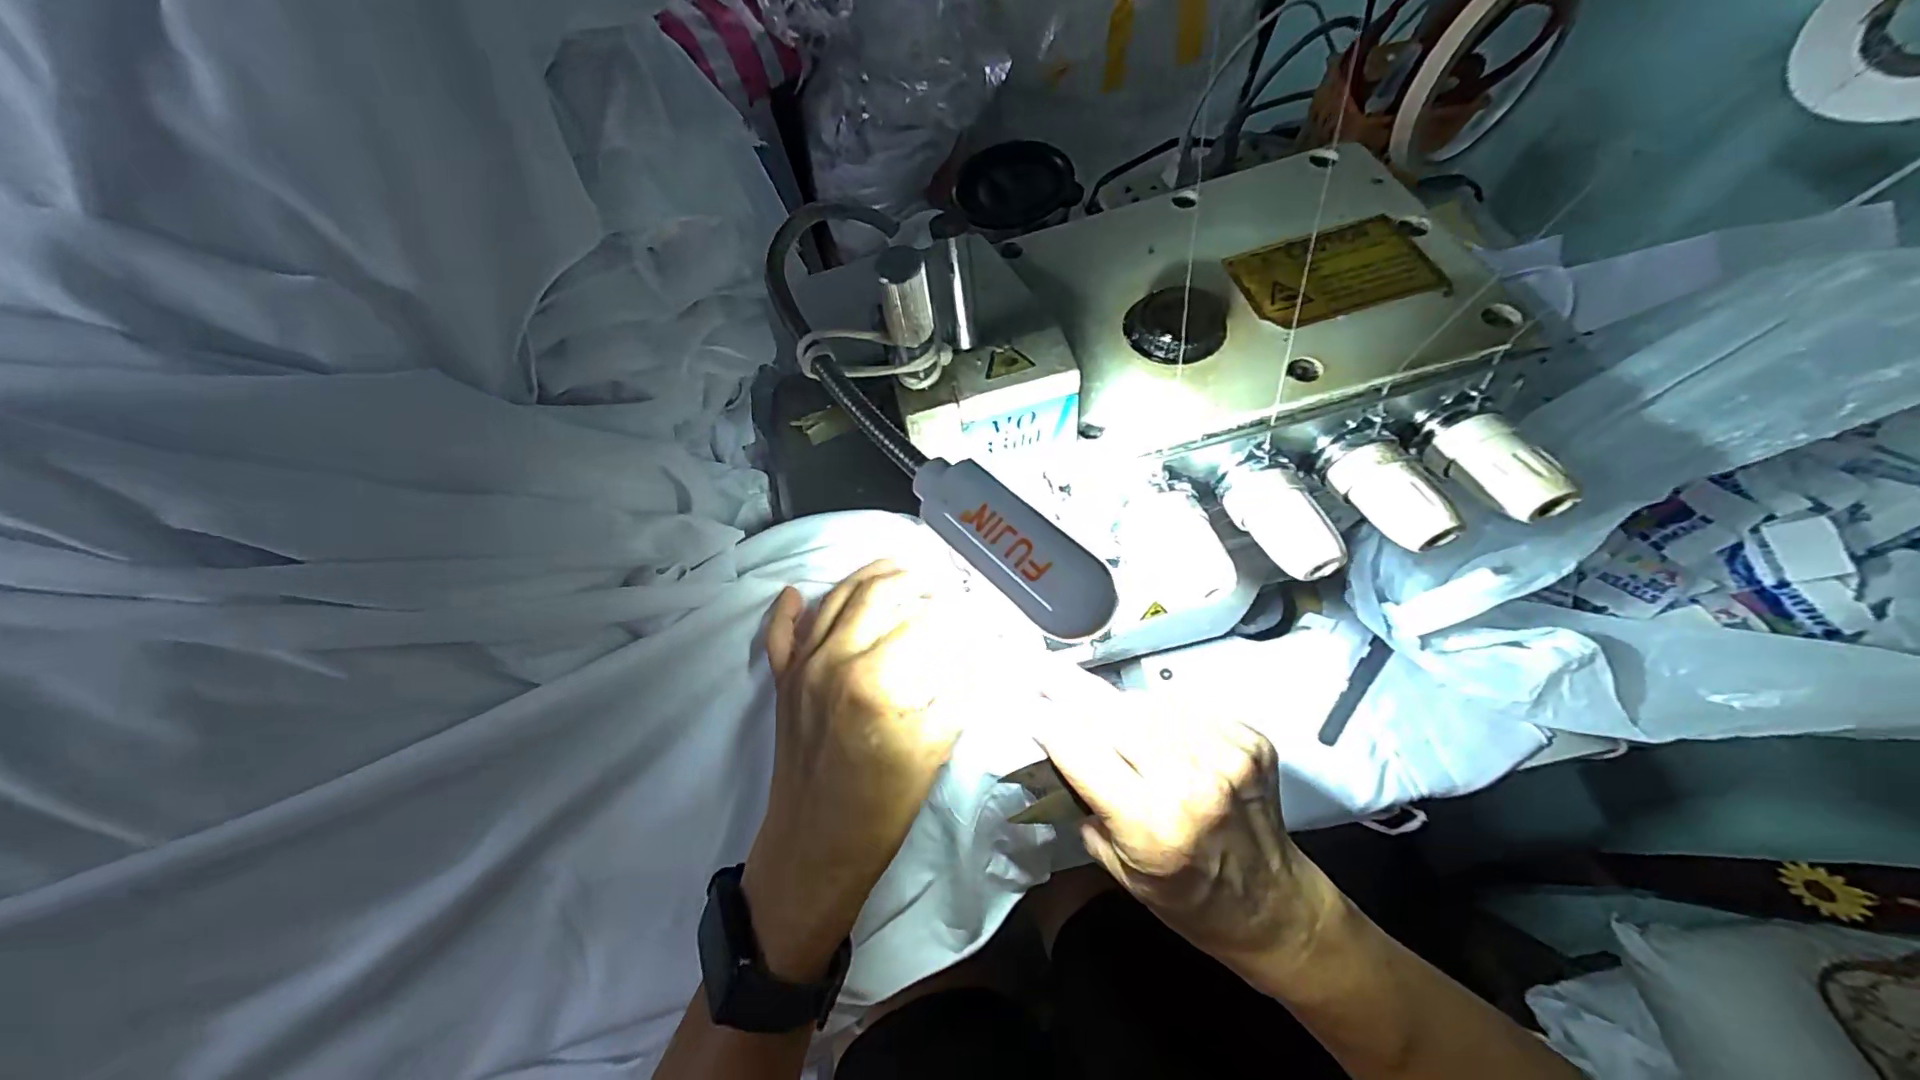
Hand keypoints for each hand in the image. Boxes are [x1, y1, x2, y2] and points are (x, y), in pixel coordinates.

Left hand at [742, 561, 966, 981]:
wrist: (813, 850)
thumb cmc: (881, 808)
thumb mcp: (935, 750)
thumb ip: (961, 692)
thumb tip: (984, 650)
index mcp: (876, 679)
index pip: (926, 623)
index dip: (956, 611)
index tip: (976, 606)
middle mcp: (834, 660)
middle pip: (879, 594)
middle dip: (914, 579)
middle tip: (940, 579)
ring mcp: (802, 667)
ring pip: (836, 599)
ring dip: (867, 576)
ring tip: (897, 567)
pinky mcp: (783, 682)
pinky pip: (780, 634)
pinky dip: (788, 610)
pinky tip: (795, 591)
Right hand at [1034, 672, 1340, 989]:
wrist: (1272, 905)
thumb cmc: (1187, 898)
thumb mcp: (1117, 867)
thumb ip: (1087, 804)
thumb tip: (1057, 751)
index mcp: (1152, 826)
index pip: (1081, 750)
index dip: (1048, 723)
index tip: (1025, 704)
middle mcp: (1190, 784)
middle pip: (1112, 713)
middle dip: (1070, 689)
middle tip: (1042, 670)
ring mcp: (1226, 756)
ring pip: (1148, 702)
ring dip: (1118, 703)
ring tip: (1103, 710)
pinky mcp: (1250, 741)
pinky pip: (1187, 707)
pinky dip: (1163, 711)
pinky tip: (1157, 728)